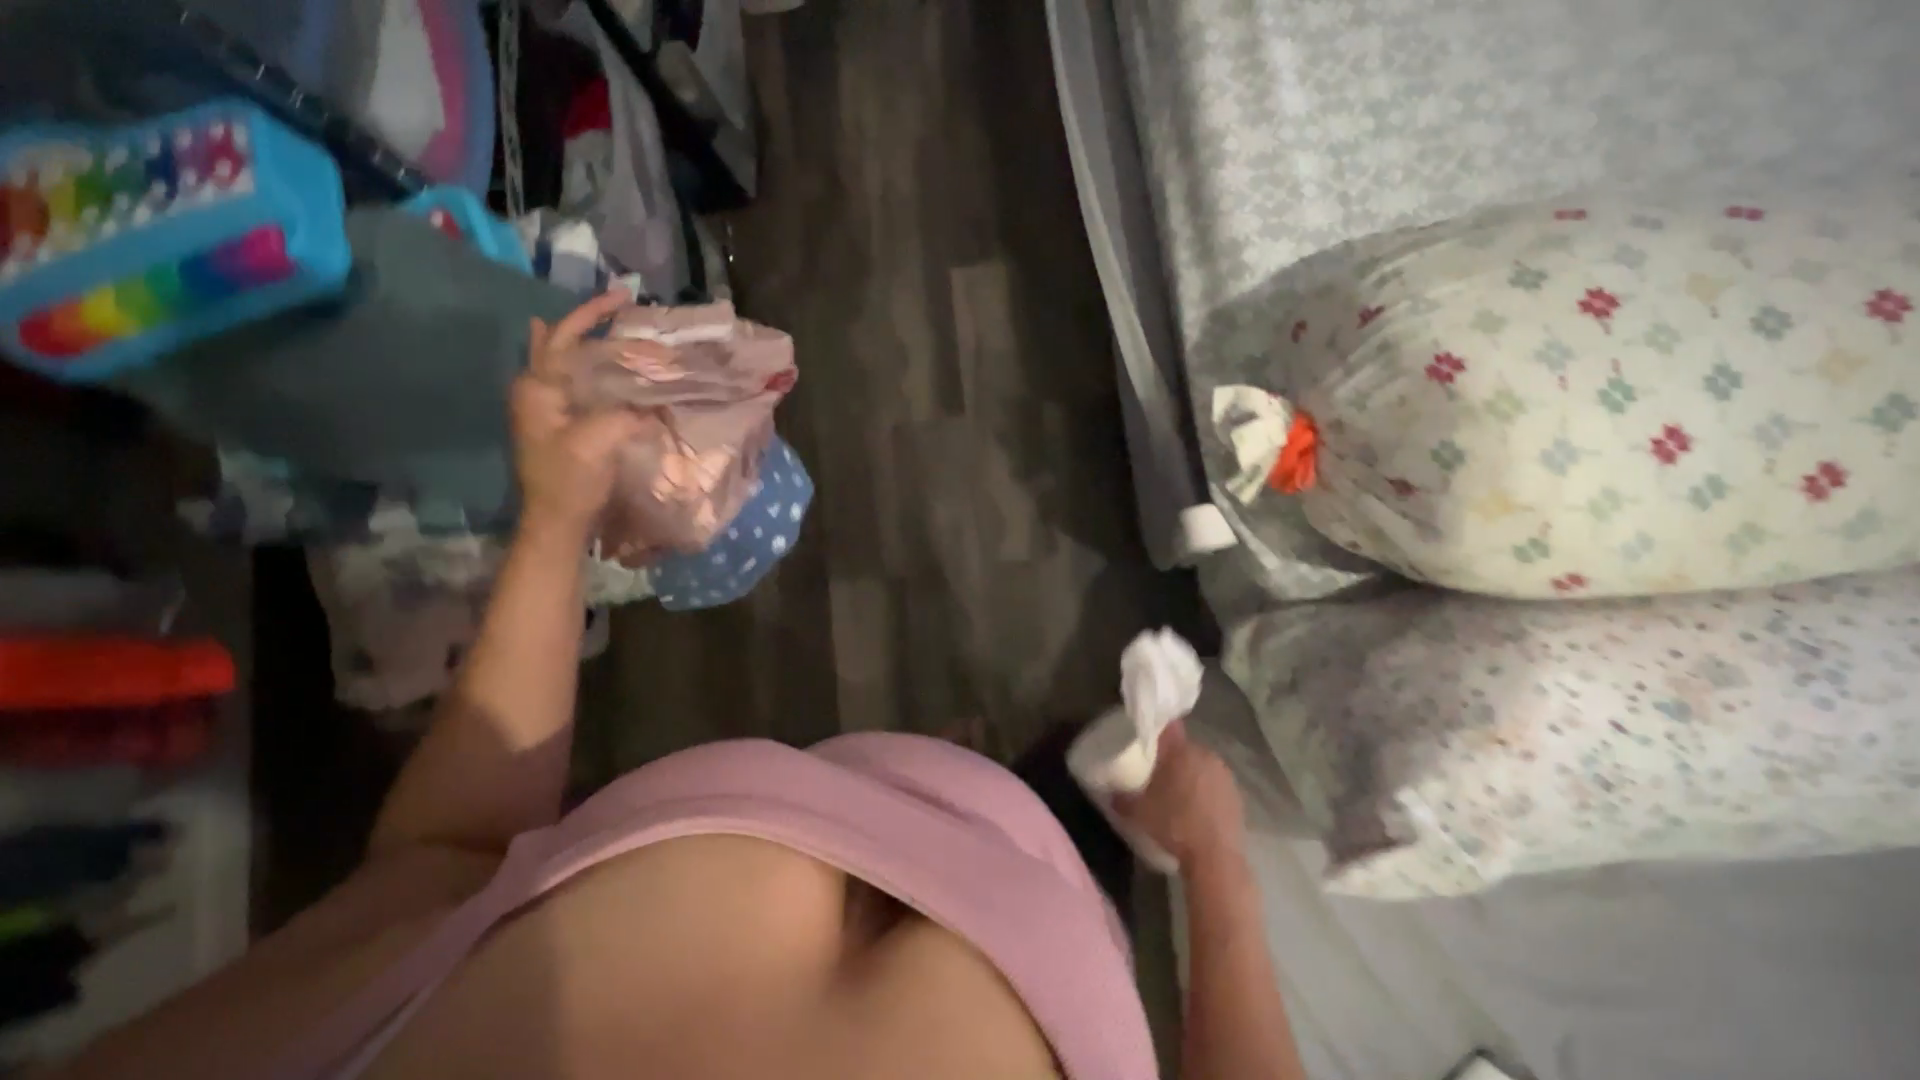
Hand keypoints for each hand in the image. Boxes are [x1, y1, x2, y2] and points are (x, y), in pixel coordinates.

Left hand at [513, 292, 648, 537]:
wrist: (557, 524)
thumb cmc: (570, 480)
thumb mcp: (597, 441)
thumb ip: (625, 412)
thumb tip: (653, 402)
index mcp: (538, 388)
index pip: (563, 336)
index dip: (592, 313)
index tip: (623, 298)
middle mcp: (537, 392)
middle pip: (561, 344)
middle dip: (591, 325)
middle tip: (623, 311)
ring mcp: (546, 411)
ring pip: (571, 365)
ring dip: (596, 348)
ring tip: (625, 335)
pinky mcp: (561, 428)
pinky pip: (582, 387)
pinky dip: (600, 374)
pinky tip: (618, 374)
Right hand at [1113, 721, 1245, 867]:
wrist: (1215, 857)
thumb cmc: (1174, 826)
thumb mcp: (1138, 813)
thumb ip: (1121, 798)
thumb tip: (1111, 794)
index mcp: (1181, 752)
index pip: (1168, 729)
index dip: (1156, 735)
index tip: (1146, 746)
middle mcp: (1205, 755)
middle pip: (1184, 749)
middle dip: (1172, 759)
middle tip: (1157, 777)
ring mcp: (1224, 774)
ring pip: (1201, 766)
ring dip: (1190, 775)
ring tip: (1177, 796)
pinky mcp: (1236, 793)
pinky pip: (1214, 784)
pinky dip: (1205, 791)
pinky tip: (1196, 811)